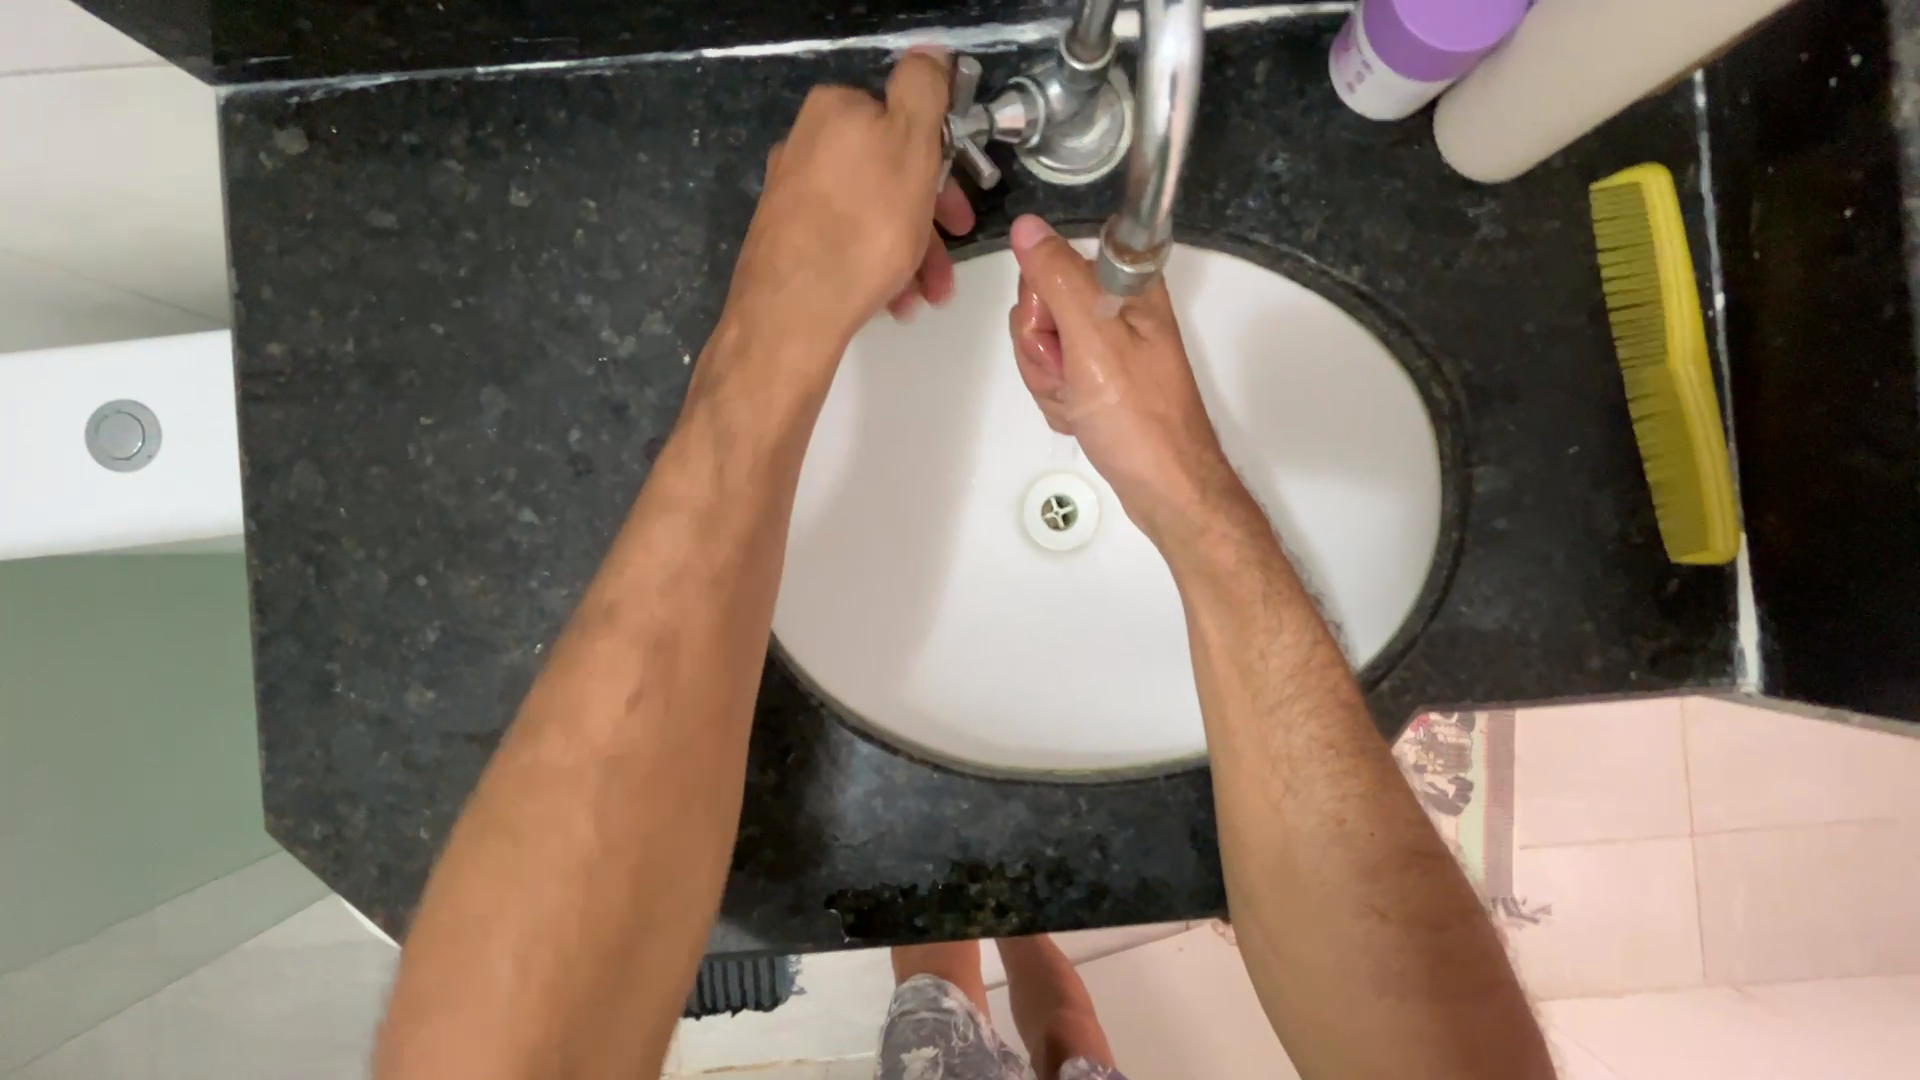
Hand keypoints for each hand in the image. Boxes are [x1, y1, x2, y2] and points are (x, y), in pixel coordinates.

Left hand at [724, 49, 976, 355]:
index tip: (961, 216)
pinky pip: (847, 245)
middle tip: (947, 269)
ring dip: (910, 257)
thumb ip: (924, 90)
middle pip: (889, 179)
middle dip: (929, 227)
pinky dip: (877, 269)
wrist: (794, 311)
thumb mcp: (911, 146)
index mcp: (837, 111)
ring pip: (871, 219)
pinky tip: (893, 302)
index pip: (904, 125)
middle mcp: (807, 145)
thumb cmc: (865, 228)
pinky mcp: (787, 240)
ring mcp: (792, 196)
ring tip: (927, 297)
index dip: (942, 171)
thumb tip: (929, 52)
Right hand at [1007, 215, 1246, 545]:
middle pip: (1041, 308)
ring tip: (1081, 405)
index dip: (1042, 307)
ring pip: (1043, 346)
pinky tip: (1081, 418)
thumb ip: (1057, 280)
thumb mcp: (1094, 342)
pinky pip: (1055, 376)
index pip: (1050, 267)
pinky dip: (1059, 402)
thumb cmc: (1136, 418)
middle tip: (1074, 381)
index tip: (1061, 339)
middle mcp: (1117, 308)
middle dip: (1043, 352)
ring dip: (1050, 382)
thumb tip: (1027, 226)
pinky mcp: (1101, 379)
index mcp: (1124, 285)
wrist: (1164, 487)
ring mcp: (1108, 347)